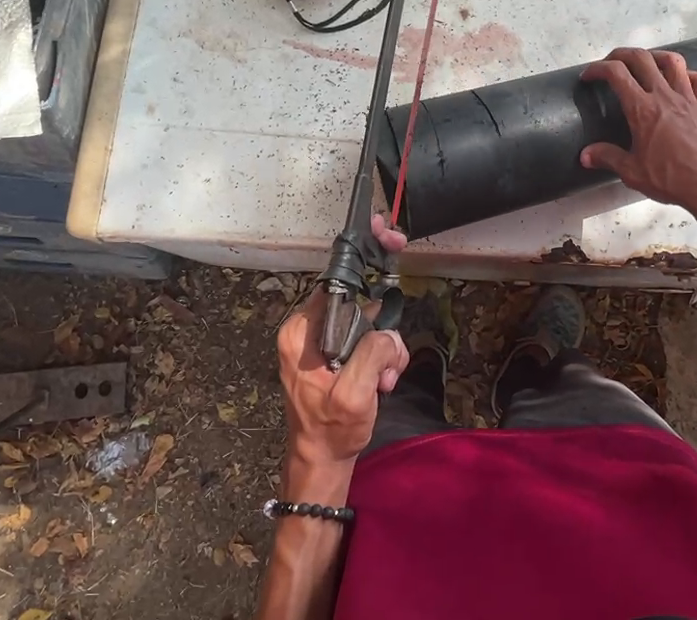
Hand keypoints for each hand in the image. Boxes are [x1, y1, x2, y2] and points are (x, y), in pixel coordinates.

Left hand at [275, 215, 410, 467]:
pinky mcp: (336, 353)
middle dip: (383, 320)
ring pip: (368, 320)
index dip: (363, 257)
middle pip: (355, 295)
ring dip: (386, 347)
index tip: (387, 235)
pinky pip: (368, 337)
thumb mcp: (353, 393)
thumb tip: (387, 331)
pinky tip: (383, 380)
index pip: (334, 278)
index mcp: (302, 331)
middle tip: (394, 343)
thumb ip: (372, 352)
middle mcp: (307, 330)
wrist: (322, 463)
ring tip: (385, 379)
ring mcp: (322, 341)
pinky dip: (382, 355)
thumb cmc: (331, 430)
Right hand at [579, 48, 696, 213]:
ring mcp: (688, 98)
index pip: (616, 74)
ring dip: (654, 56)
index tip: (588, 76)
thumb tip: (585, 155)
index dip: (597, 69)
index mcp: (642, 108)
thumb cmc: (670, 179)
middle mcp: (664, 95)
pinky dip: (688, 75)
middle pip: (641, 58)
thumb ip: (607, 158)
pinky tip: (682, 81)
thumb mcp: (632, 172)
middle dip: (621, 54)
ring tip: (645, 63)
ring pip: (672, 61)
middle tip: (611, 63)